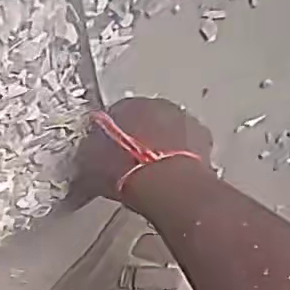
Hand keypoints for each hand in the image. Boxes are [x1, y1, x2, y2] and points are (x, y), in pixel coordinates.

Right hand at [69, 97, 214, 209]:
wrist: (162, 184)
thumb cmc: (122, 169)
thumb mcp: (88, 165)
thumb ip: (87, 153)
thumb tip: (86, 155)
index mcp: (125, 105)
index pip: (112, 114)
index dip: (106, 134)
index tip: (102, 151)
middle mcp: (156, 105)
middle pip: (144, 118)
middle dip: (136, 136)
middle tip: (125, 161)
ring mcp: (183, 119)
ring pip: (167, 129)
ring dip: (159, 144)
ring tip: (146, 171)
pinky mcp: (203, 138)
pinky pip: (186, 145)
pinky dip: (177, 156)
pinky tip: (166, 175)